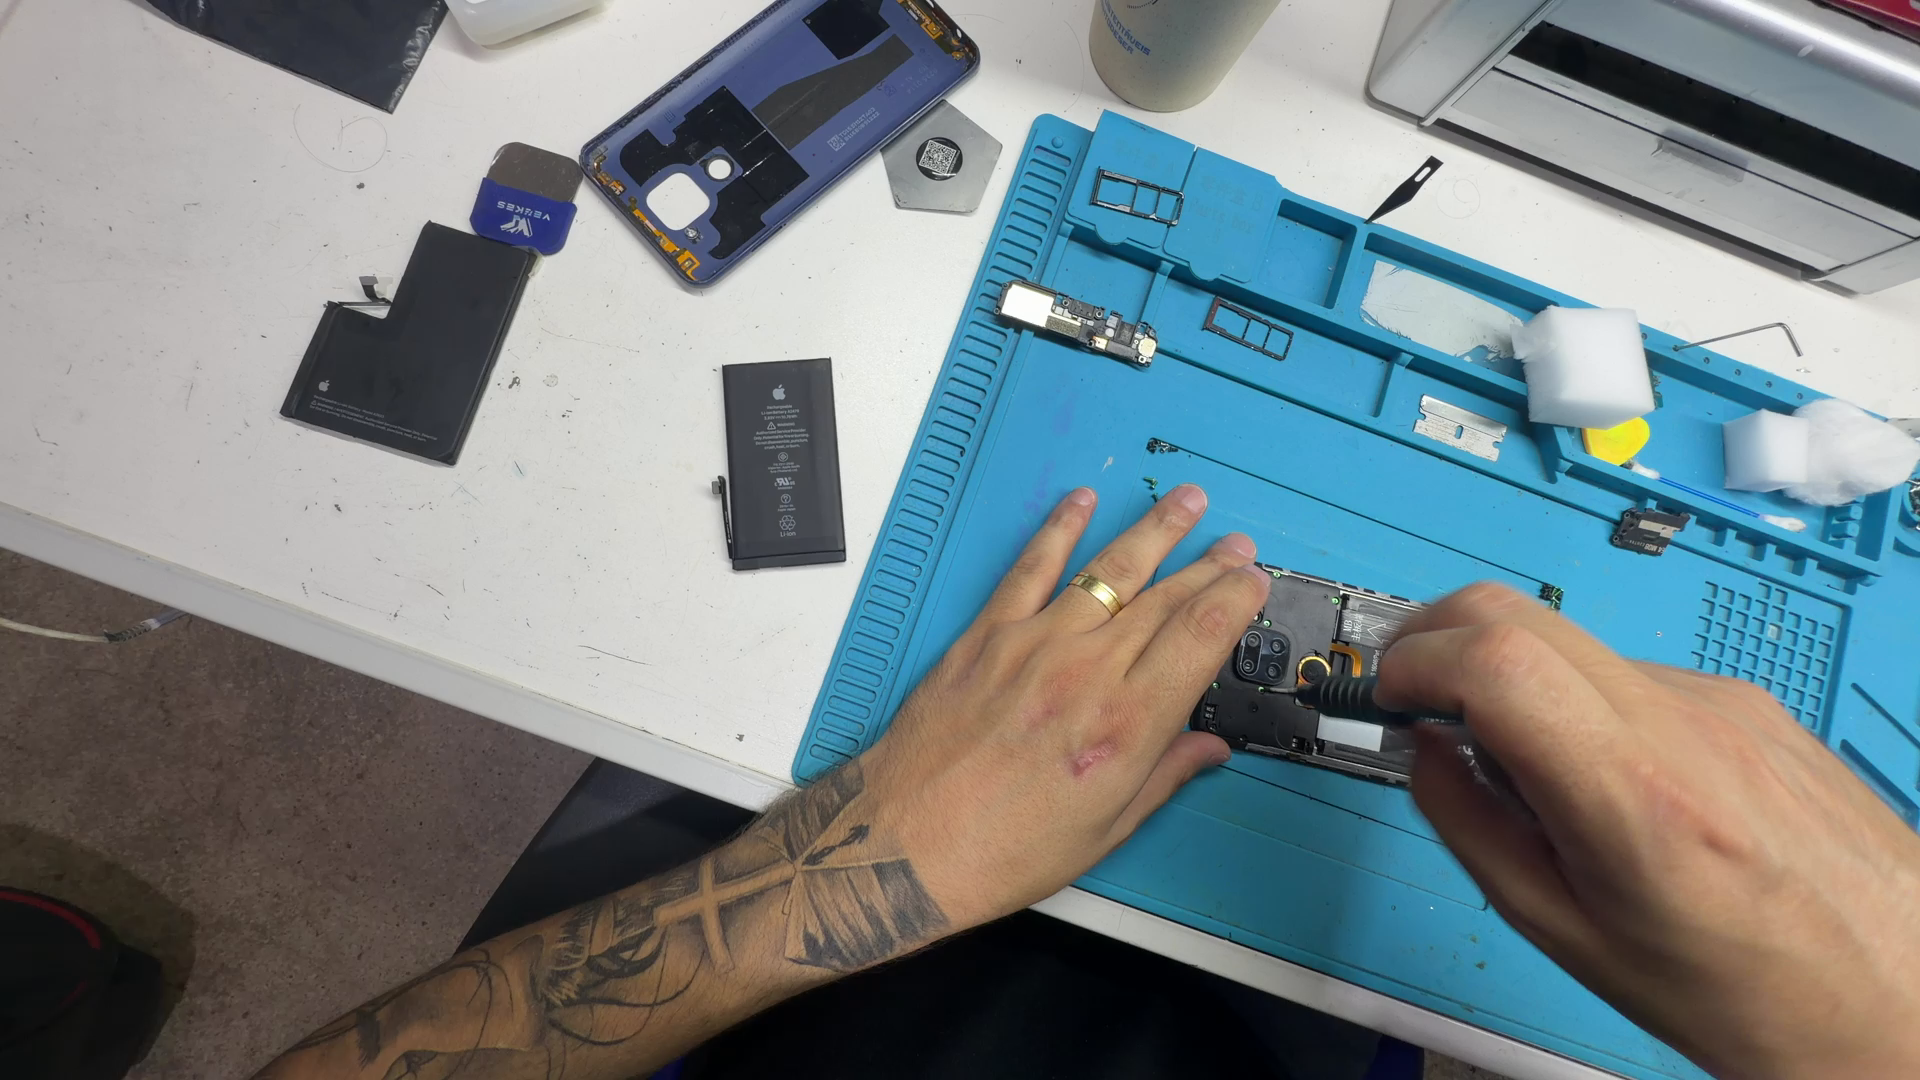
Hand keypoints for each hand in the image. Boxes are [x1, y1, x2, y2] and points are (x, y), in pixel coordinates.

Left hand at [857, 484, 1269, 931]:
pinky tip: (1080, 502)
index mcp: (1125, 725)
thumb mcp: (1105, 829)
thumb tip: (1208, 748)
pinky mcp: (987, 633)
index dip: (1234, 601)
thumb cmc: (1003, 846)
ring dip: (1153, 532)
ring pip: (1109, 572)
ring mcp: (1033, 643)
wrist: (910, 839)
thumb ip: (1165, 776)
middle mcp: (1085, 672)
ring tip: (1186, 503)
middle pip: (1164, 600)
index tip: (1252, 580)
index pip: (1200, 639)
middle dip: (1208, 565)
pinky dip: (1058, 529)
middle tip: (1234, 543)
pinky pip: (1030, 567)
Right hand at [1379, 584, 1919, 1078]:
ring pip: (1554, 635)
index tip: (1389, 696)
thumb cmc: (1726, 987)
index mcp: (1630, 795)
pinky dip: (1558, 690)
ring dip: (1493, 669)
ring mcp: (1717, 699)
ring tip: (1510, 750)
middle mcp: (1679, 723)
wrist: (1910, 1007)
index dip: (1413, 660)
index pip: (1494, 662)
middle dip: (1428, 633)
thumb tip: (1423, 742)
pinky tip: (1584, 759)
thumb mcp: (1552, 921)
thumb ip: (1461, 817)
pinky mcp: (1741, 697)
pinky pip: (1610, 666)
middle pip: (1509, 611)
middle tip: (1408, 688)